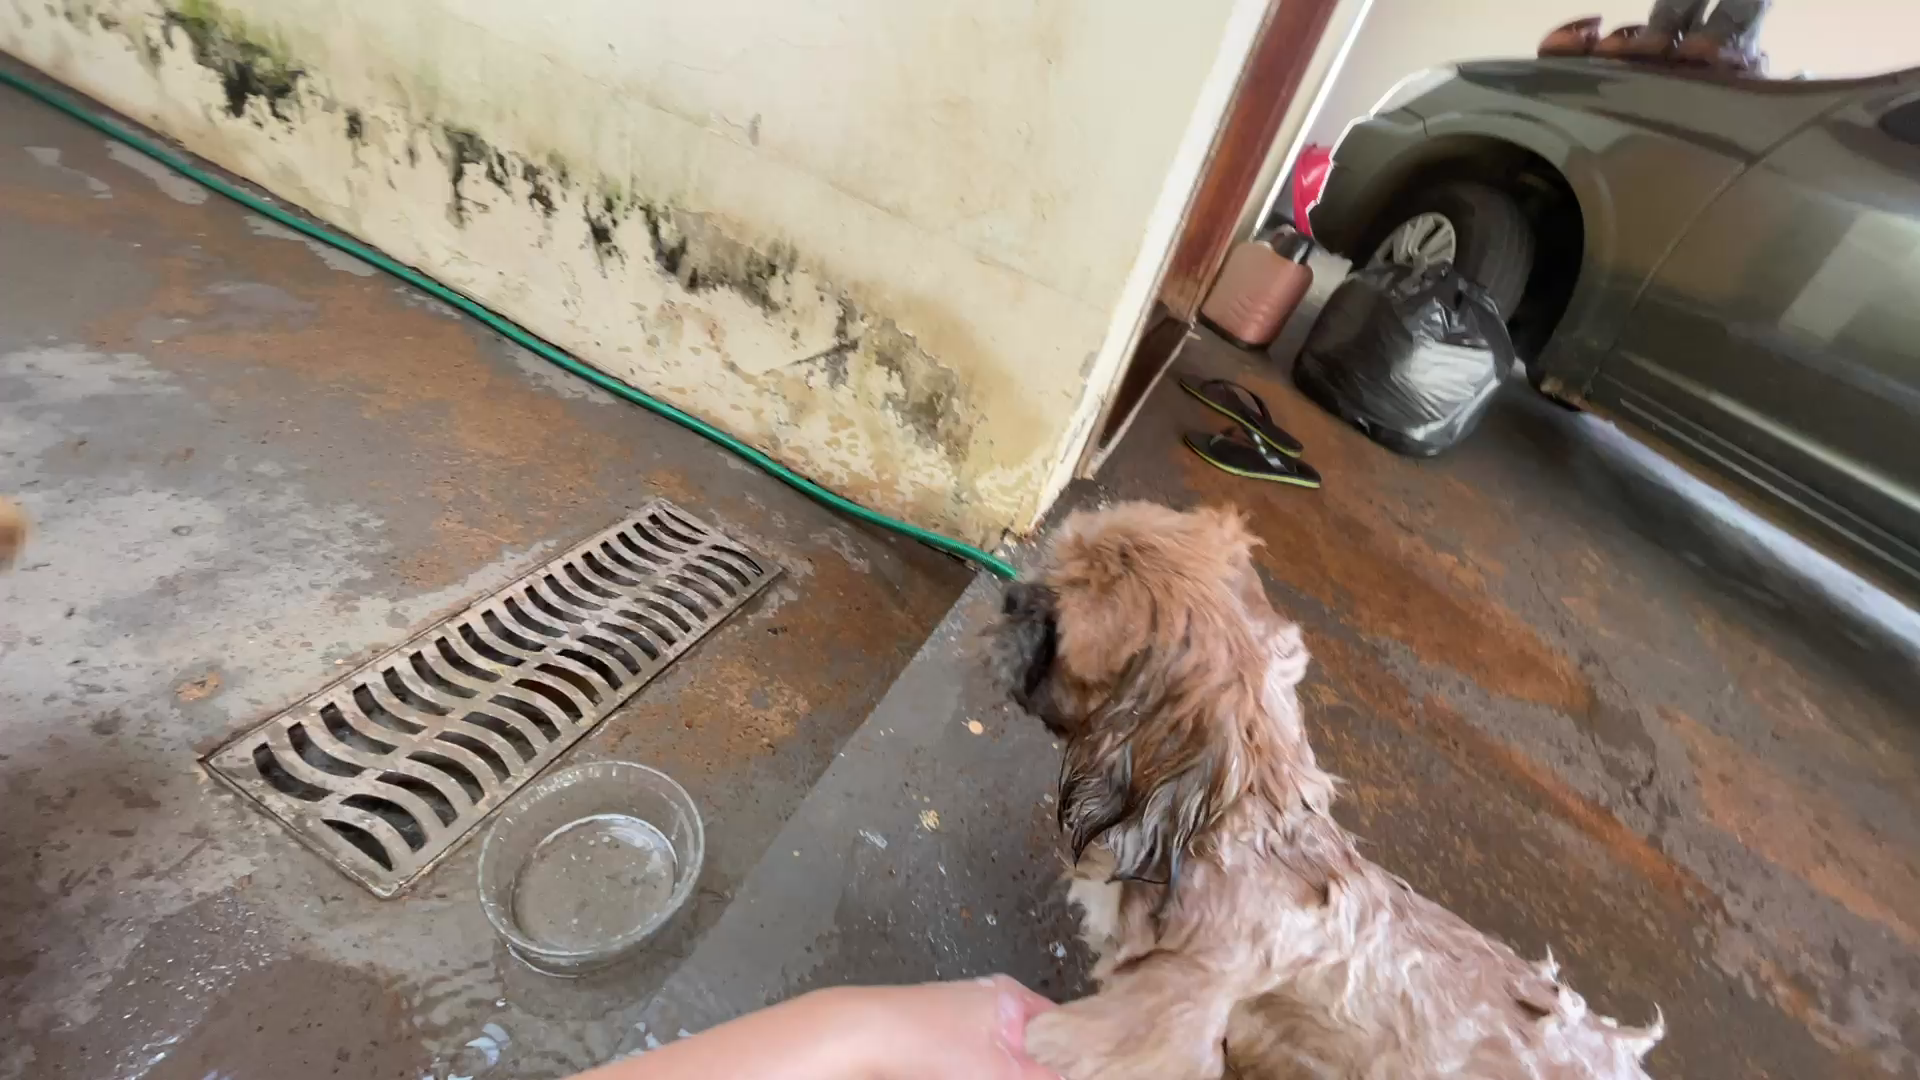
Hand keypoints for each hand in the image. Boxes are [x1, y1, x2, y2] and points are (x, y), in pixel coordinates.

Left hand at [830, 975, 1062, 1079]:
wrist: (870, 1036)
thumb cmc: (936, 1046)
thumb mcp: (1000, 1074)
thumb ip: (1040, 1078)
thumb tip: (1068, 1078)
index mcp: (1012, 997)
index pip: (1061, 1022)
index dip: (1074, 1052)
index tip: (1083, 1071)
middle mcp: (993, 999)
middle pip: (1033, 1040)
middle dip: (1040, 1067)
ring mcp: (966, 1014)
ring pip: (1004, 1052)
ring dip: (1013, 1072)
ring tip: (1019, 1079)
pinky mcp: (943, 1033)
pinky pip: (980, 1056)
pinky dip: (988, 1072)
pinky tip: (982, 1079)